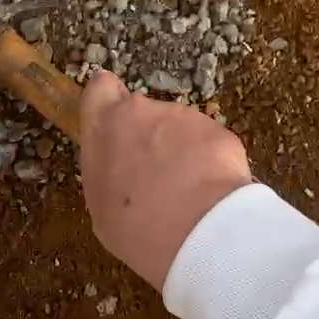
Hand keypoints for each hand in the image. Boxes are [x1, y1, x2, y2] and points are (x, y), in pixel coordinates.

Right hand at [77, 71, 252, 289]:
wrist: (196, 231)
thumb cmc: (134, 226)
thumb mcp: (101, 206)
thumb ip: (107, 172)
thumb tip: (120, 170)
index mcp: (104, 126)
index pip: (100, 88)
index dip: (108, 102)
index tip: (114, 122)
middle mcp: (141, 111)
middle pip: (142, 113)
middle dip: (148, 136)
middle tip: (153, 176)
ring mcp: (183, 117)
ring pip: (179, 129)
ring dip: (181, 152)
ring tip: (187, 194)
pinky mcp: (218, 130)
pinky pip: (209, 144)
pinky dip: (210, 164)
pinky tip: (211, 195)